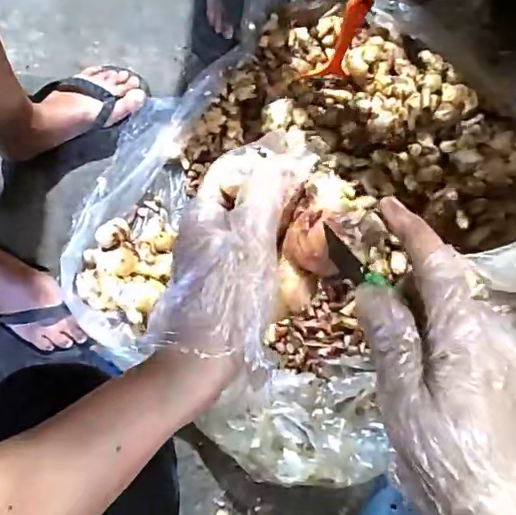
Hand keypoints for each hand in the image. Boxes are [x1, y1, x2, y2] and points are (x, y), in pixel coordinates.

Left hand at [148, 145, 311, 363]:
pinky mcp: (223, 283)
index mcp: (203, 215)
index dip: (261, 159)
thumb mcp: (249, 237)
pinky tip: (296, 253)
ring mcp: (213, 259)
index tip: (296, 155)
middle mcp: (204, 233)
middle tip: (311, 186)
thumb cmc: (227, 294)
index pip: (230, 171)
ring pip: (248, 226)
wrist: (202, 359)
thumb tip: (282, 158)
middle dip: (274, 189)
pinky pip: (252, 253)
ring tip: (312, 215)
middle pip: (240, 198)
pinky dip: (274, 246)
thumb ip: (264, 194)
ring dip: (278, 217)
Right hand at [355, 198, 515, 514]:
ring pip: (462, 309)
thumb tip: (373, 290)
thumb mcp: (403, 399)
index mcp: (465, 333)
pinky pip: (471, 332)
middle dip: (413, 266)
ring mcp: (509, 358)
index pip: (438, 264)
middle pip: (452, 283)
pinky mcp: (512, 380)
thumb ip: (391, 339)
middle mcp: (494, 334)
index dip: (412, 231)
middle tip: (372, 272)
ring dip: (425, 298)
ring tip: (389, 314)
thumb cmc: (446, 457)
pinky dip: (441, 323)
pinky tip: (422, 350)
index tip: (386, 206)